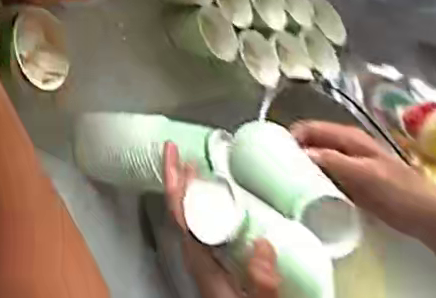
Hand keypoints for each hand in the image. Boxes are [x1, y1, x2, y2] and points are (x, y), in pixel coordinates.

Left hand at [163, 143, 279, 297]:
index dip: (173, 180)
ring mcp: (204, 265)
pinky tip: (218, 208)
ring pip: (191, 220)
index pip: (178, 212)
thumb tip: (263, 243)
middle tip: (184, 153)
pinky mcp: (215, 271)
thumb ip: (261, 282)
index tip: (172, 153)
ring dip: (192, 194)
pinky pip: (204, 232)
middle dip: (179, 180)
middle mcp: (196, 260)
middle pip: (180, 210)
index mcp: (199, 262)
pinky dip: (205, 213)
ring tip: (199, 171)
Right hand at [292, 121, 435, 242]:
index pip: (311, 127)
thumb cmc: (399, 192)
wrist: (430, 219)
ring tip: (291, 175)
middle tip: (281, 164)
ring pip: (320, 156)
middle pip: (313, 140)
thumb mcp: (365, 175)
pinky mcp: (356, 179)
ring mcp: (352, 162)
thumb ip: (334, 161)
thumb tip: (303, 152)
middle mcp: (348, 144)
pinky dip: (318, 176)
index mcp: (349, 136)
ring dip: (307, 163)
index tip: (276, 148)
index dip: (293, 134)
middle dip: (297, 148)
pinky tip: (312, 187)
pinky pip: (329, 173)